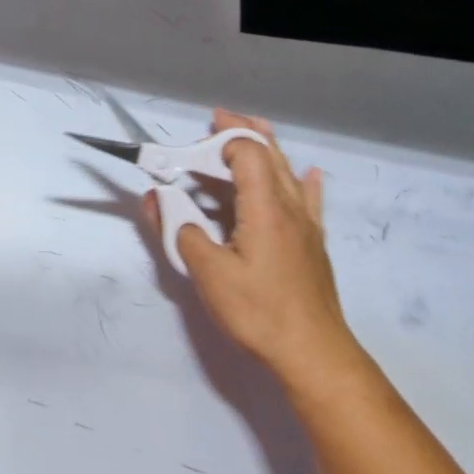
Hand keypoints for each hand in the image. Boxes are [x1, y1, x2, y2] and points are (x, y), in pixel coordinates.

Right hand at [151, 110, 362, 387]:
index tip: (188, 148)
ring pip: (289, 172)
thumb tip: (158, 197)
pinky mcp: (312, 244)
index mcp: (265, 209)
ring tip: (252, 127)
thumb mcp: (208, 272)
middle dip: (242, 132)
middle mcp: (290, 208)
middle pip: (270, 154)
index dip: (216, 143)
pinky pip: (311, 199)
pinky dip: (305, 180)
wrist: (314, 354)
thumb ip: (180, 229)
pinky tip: (310, 172)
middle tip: (217, 119)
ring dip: (268, 147)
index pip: (246, 154)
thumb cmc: (259, 312)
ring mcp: (307, 226)